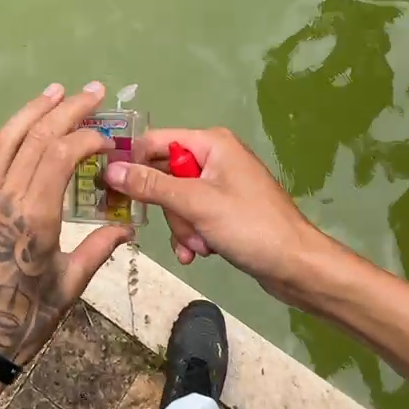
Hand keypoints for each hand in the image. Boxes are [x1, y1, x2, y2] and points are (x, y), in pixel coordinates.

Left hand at [0, 82, 134, 361]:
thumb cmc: (28, 318)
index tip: (109, 137)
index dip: (85, 136)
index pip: (58, 155)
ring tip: (57, 91)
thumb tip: (128, 226)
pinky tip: (29, 122)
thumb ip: (99, 248)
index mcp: (33, 219)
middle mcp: (5, 198)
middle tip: (93, 92)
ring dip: (34, 110)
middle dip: (66, 110)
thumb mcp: (71, 285)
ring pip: (7, 138)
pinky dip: (12, 131)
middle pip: (35, 138)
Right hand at [104, 128, 324, 290]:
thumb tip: (110, 169)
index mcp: (211, 143)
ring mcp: (220, 184)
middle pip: (163, 174)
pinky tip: (199, 254)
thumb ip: (151, 185)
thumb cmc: (250, 226)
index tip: (111, 189)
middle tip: (183, 229)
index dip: (132, 163)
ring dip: (181, 227)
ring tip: (198, 246)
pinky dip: (191, 235)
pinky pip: (192, 215)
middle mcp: (214, 157)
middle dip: (168, 208)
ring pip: (175, 200)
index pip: (154, 141)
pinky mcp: (224, 208)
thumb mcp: (196, 204)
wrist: (298, 267)